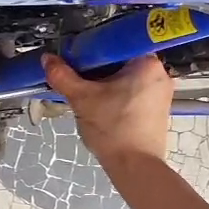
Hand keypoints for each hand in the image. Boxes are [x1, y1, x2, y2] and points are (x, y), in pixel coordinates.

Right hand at [43, 53, 173, 164]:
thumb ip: (63, 76)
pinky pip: (133, 92)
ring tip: (86, 94)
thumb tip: (47, 59)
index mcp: (147, 62)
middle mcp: (160, 73)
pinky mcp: (157, 109)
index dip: (94, 48)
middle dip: (98, 68)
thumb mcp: (82, 99)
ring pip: (126, 78)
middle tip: (77, 77)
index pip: (117, 42)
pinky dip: (116, 95)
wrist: (135, 166)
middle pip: (121, 60)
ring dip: (106, 83)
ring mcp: (161, 92)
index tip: (77, 58)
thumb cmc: (113, 128)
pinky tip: (101, 107)